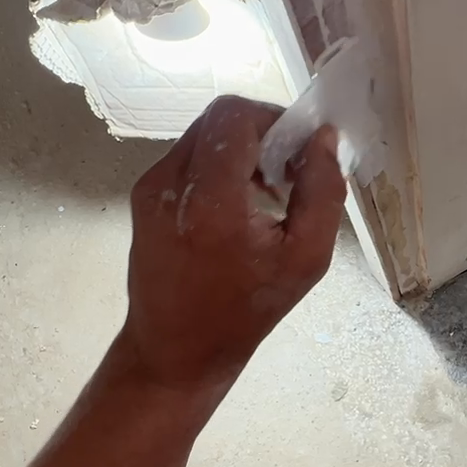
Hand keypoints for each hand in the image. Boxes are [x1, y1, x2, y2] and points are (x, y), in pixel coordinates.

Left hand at [117, 96, 346, 403]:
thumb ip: (323, 192)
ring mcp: (150, 187)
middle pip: (220, 118)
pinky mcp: (143, 196)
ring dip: (242, 149)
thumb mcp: (306, 258)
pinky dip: (221, 165)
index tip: (300, 153)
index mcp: (210, 199)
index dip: (275, 119)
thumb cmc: (247, 310)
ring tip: (268, 192)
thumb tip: (323, 139)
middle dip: (262, 132)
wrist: (176, 350)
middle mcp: (170, 183)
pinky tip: (240, 206)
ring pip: (204, 134)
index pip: (236, 116)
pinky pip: (189, 157)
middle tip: (289, 171)